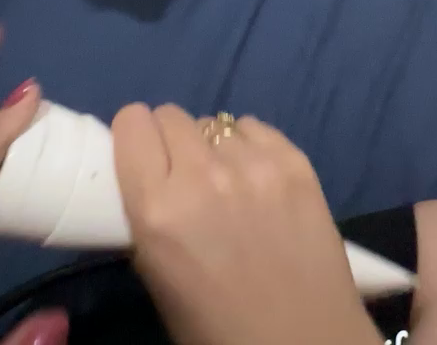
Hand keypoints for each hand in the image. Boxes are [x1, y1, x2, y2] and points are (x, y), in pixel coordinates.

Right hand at [112, 104, 377, 344]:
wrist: (304, 344)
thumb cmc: (218, 328)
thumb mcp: (158, 277)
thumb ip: (149, 215)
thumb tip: (151, 176)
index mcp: (158, 210)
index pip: (133, 123)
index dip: (135, 135)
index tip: (142, 153)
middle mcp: (202, 174)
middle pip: (172, 115)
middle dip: (171, 140)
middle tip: (183, 173)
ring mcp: (253, 163)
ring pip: (214, 122)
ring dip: (212, 146)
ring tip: (228, 183)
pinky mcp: (293, 159)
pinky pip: (253, 127)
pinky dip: (249, 146)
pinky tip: (258, 180)